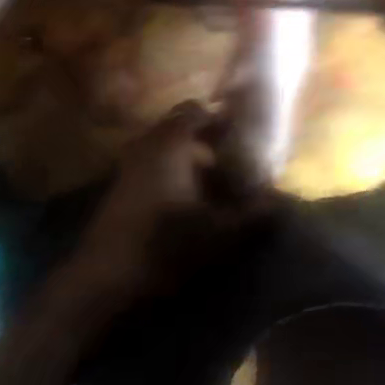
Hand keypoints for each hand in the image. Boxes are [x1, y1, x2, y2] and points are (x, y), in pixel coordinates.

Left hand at [68, 102, 270, 301]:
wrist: (107, 274)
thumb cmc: (166, 245)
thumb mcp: (219, 233)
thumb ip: (252, 213)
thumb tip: (277, 198)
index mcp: (171, 142)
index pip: (197, 111)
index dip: (221, 120)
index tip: (243, 138)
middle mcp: (148, 142)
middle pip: (180, 126)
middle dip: (207, 139)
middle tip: (234, 162)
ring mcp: (131, 161)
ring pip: (166, 144)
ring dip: (190, 156)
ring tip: (217, 183)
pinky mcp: (122, 183)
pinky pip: (153, 161)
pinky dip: (172, 169)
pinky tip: (189, 199)